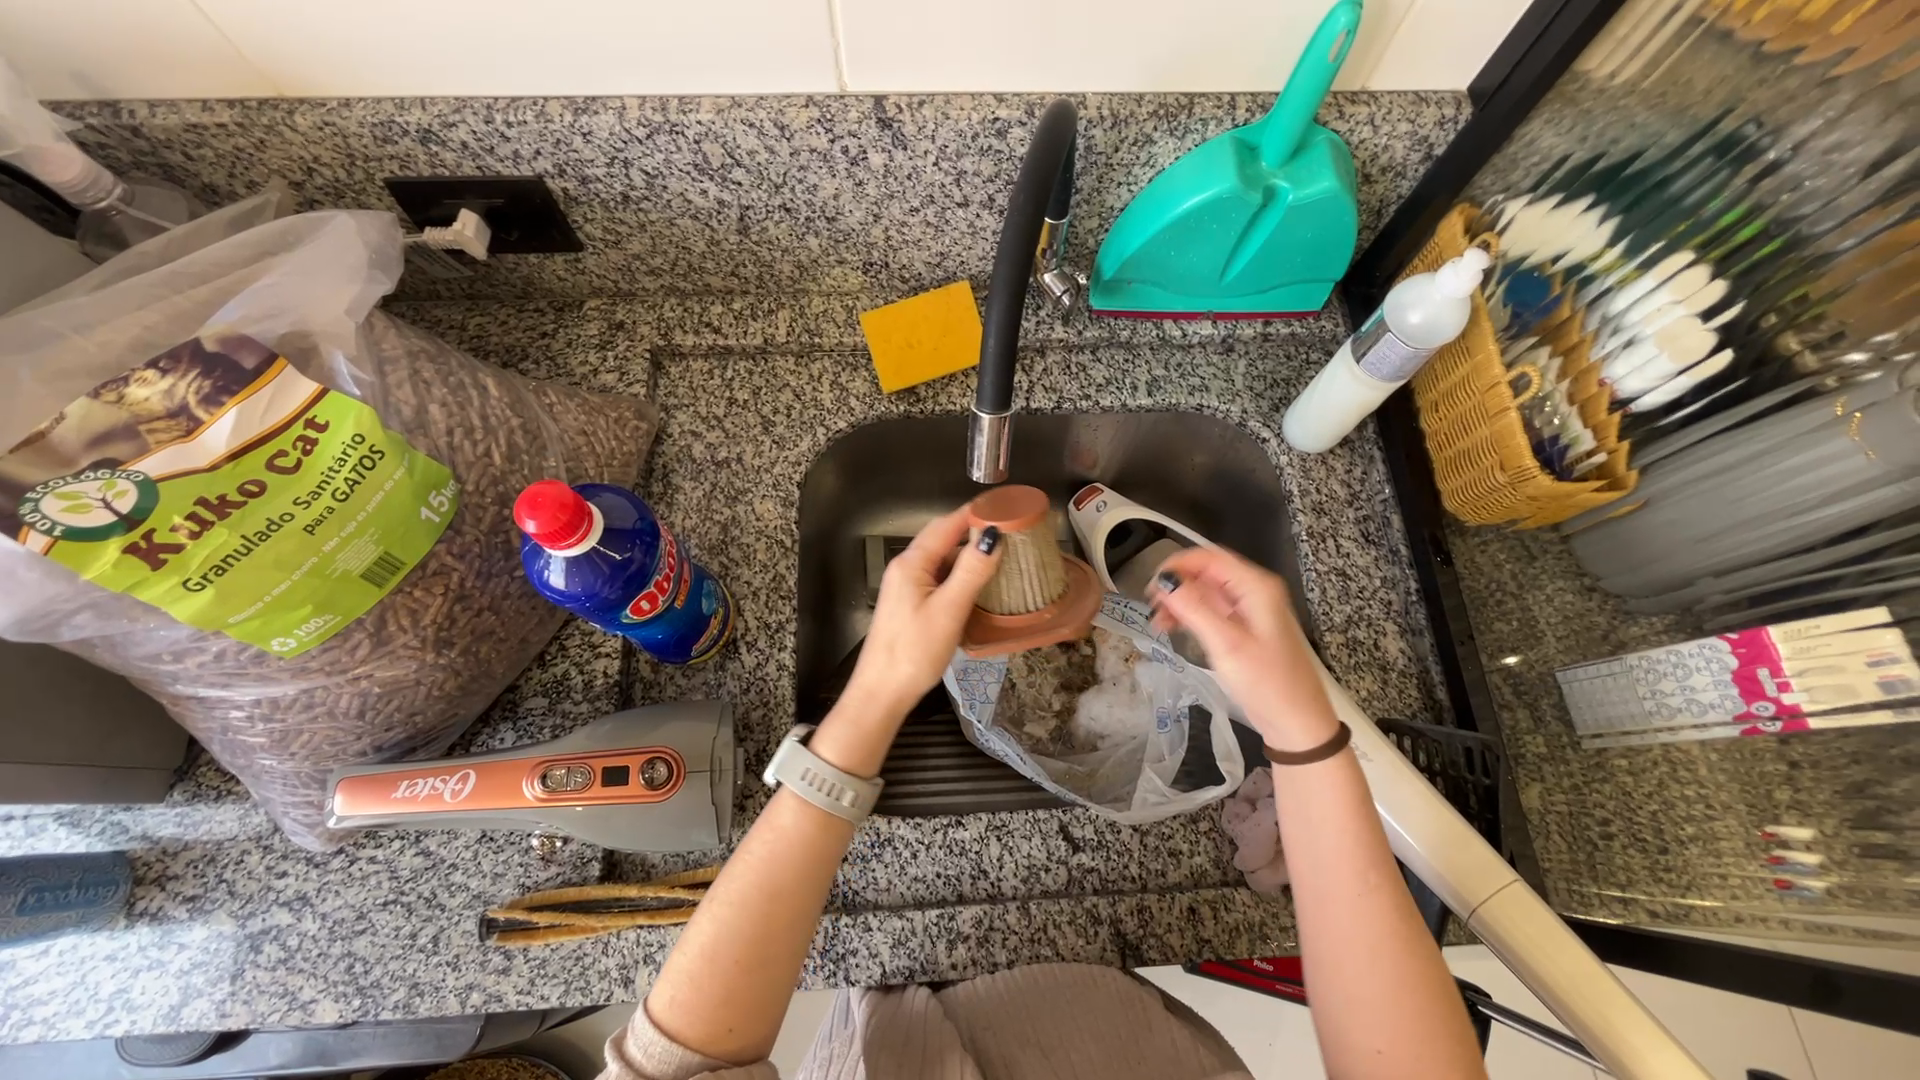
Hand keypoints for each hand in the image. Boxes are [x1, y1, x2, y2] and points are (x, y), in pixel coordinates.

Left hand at [843, 505, 1003, 719]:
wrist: (882, 692)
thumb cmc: (914, 652)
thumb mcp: (949, 610)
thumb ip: (971, 571)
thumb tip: (993, 535)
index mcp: (912, 563)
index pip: (946, 524)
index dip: (975, 512)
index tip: (1005, 505)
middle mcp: (906, 569)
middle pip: (943, 539)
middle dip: (974, 530)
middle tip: (1010, 530)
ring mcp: (907, 588)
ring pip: (942, 560)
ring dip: (969, 555)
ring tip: (1003, 554)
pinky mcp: (911, 605)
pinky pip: (939, 579)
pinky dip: (961, 575)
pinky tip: (979, 585)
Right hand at [1148, 547, 1337, 750]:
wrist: (1297, 723)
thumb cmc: (1267, 684)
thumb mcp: (1226, 645)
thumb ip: (1195, 609)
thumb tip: (1166, 582)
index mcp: (1256, 587)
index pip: (1210, 557)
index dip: (1178, 564)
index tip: (1152, 583)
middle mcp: (1254, 592)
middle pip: (1207, 573)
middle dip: (1177, 585)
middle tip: (1152, 605)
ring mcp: (1250, 611)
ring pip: (1207, 592)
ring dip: (1181, 601)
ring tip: (1158, 621)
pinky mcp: (1245, 629)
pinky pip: (1212, 610)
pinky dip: (1191, 615)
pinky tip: (1174, 628)